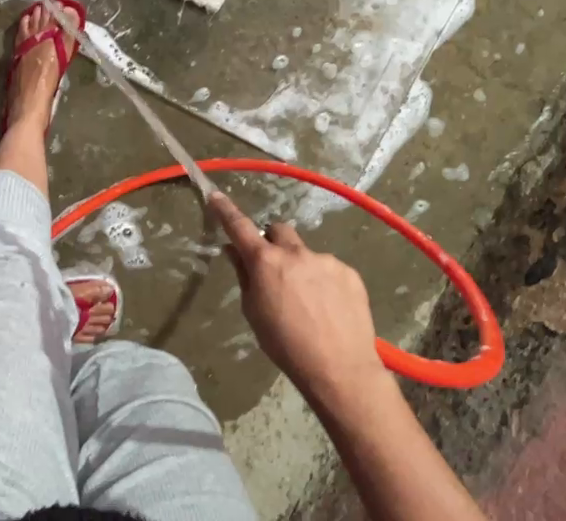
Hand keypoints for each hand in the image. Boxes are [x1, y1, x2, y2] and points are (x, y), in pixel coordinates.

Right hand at [207, 192, 387, 406]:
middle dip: (273, 243)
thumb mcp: (253, 312)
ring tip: (310, 302)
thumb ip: (244, 276)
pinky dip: (325, 282)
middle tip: (274, 269)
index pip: (239, 227)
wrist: (340, 370)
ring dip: (301, 267)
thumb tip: (235, 251)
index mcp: (265, 262)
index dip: (225, 210)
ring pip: (306, 254)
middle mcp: (295, 253)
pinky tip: (330, 308)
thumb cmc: (285, 345)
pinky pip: (330, 269)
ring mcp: (326, 261)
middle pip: (278, 231)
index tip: (216, 195)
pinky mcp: (350, 273)